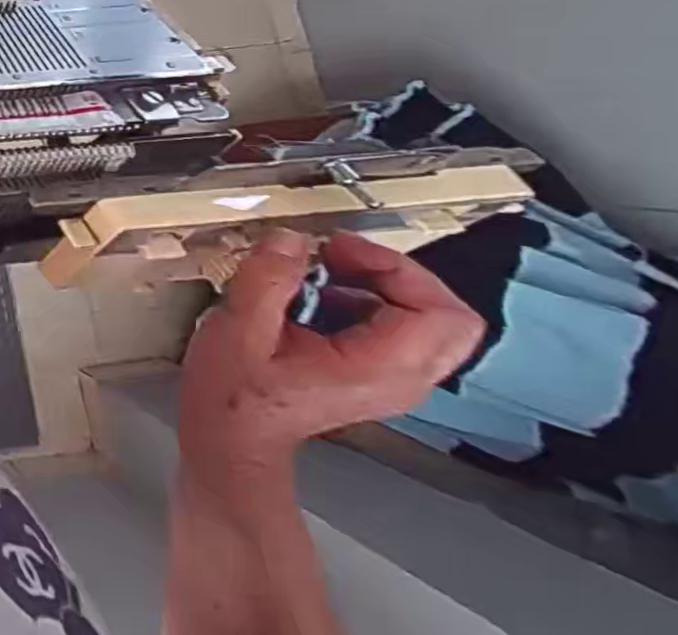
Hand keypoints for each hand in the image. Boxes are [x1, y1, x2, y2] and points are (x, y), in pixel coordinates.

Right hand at [179, 229, 485, 472]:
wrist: (231, 436)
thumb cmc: (233, 394)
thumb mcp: (239, 326)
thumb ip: (267, 278)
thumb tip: (290, 240)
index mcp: (378, 369)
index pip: (440, 313)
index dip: (394, 268)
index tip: (337, 250)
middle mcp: (401, 379)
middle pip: (446, 316)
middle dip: (392, 274)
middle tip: (338, 257)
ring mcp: (391, 380)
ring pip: (421, 319)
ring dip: (373, 284)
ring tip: (315, 273)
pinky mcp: (373, 375)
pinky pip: (394, 328)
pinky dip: (360, 300)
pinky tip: (310, 297)